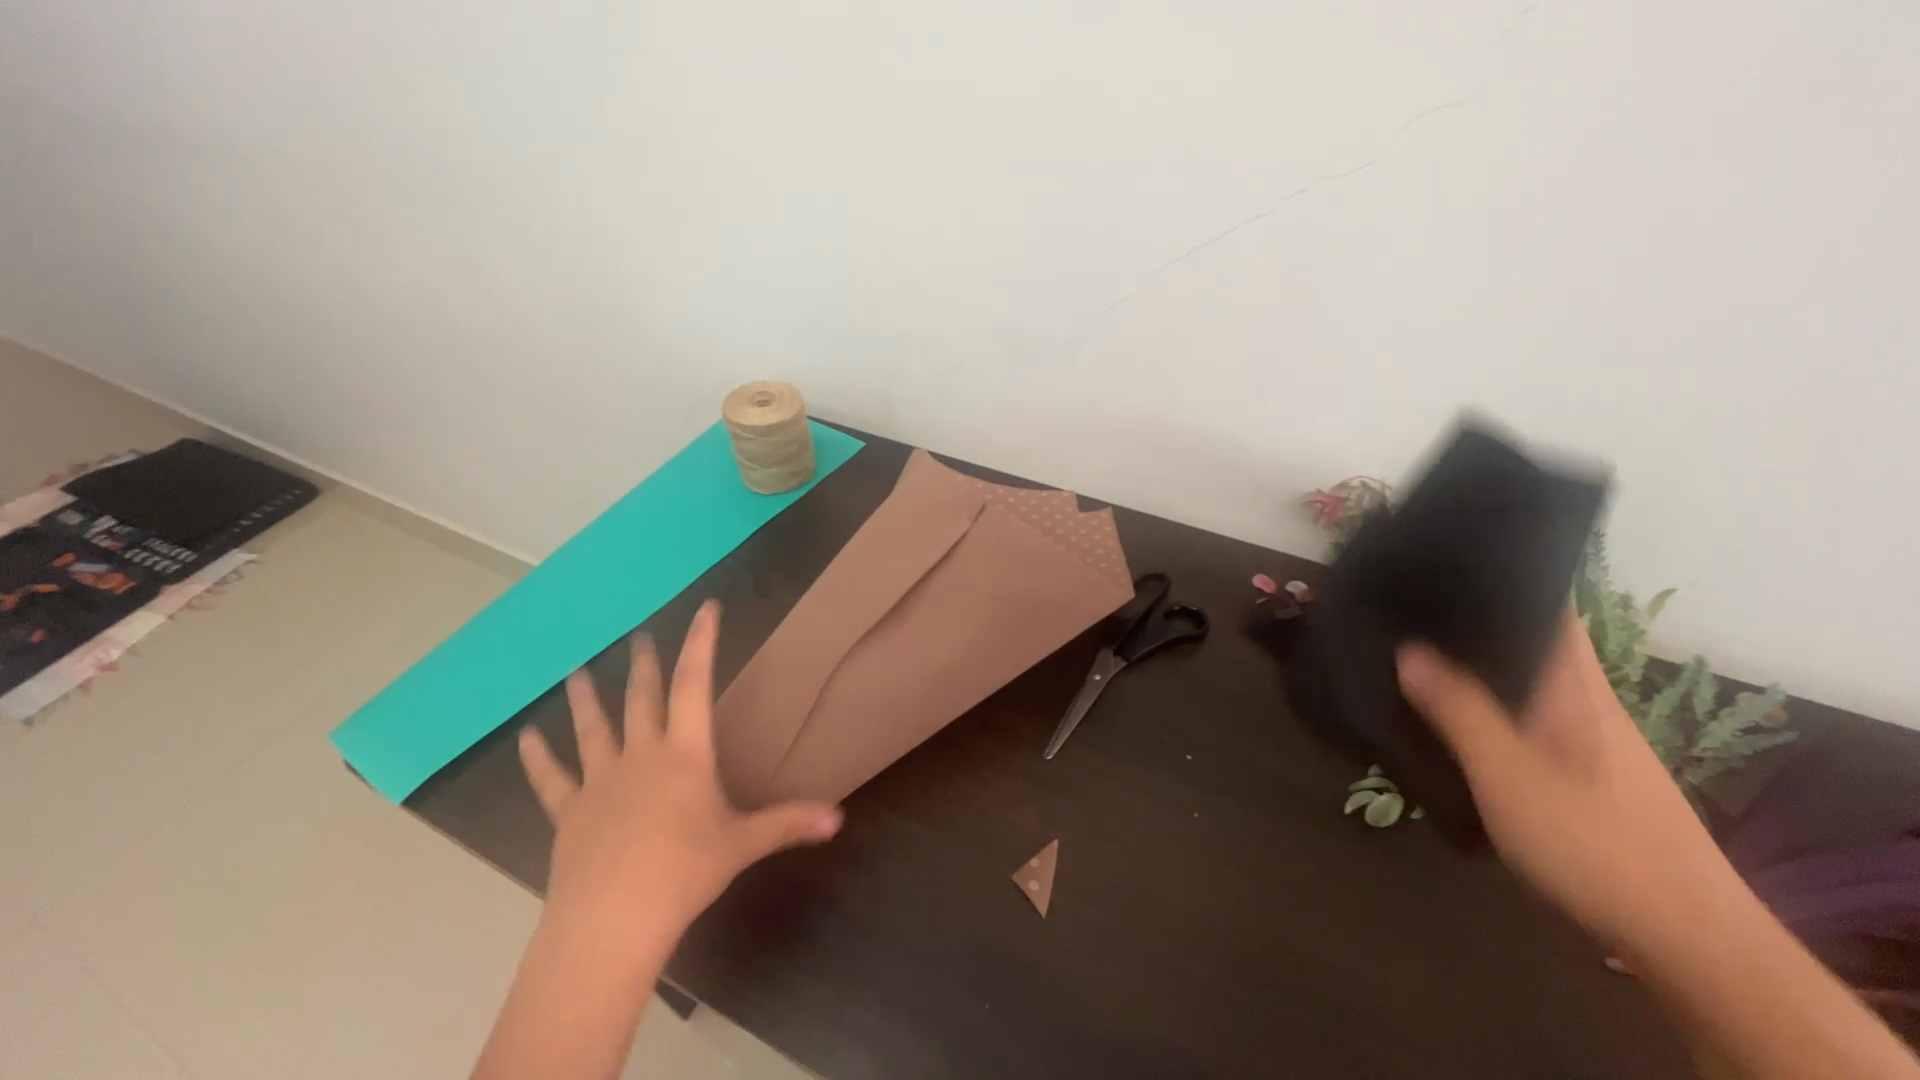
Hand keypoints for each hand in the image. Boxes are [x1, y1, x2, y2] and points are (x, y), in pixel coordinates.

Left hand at [518, 600, 842, 960]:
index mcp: (685, 754)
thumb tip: (838, 818)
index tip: (705, 608)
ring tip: (575, 671)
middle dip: (643, 665)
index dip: (701, 643)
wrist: (614, 917)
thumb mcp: (743, 846)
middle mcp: (641, 755)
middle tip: (638, 635)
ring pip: (593, 728)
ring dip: (585, 698)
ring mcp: (600, 781)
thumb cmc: (685, 873)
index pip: (695, 684)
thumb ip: (787, 824)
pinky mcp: (570, 812)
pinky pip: (551, 779)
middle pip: (642, 699)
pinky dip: (538, 757)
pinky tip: (525, 737)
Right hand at [1396, 613, 1749, 957]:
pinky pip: (1527, 727)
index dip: (1506, 582)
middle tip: (1406, 617)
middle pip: (1532, 649)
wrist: (1685, 936)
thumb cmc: (1594, 842)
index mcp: (1578, 689)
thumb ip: (1459, 710)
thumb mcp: (1508, 774)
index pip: (1550, 612)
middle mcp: (1588, 706)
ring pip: (1527, 691)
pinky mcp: (1585, 783)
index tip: (1446, 565)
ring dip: (1479, 677)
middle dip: (1476, 629)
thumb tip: (1410, 648)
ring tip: (1412, 665)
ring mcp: (1591, 746)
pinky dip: (1489, 716)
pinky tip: (1453, 731)